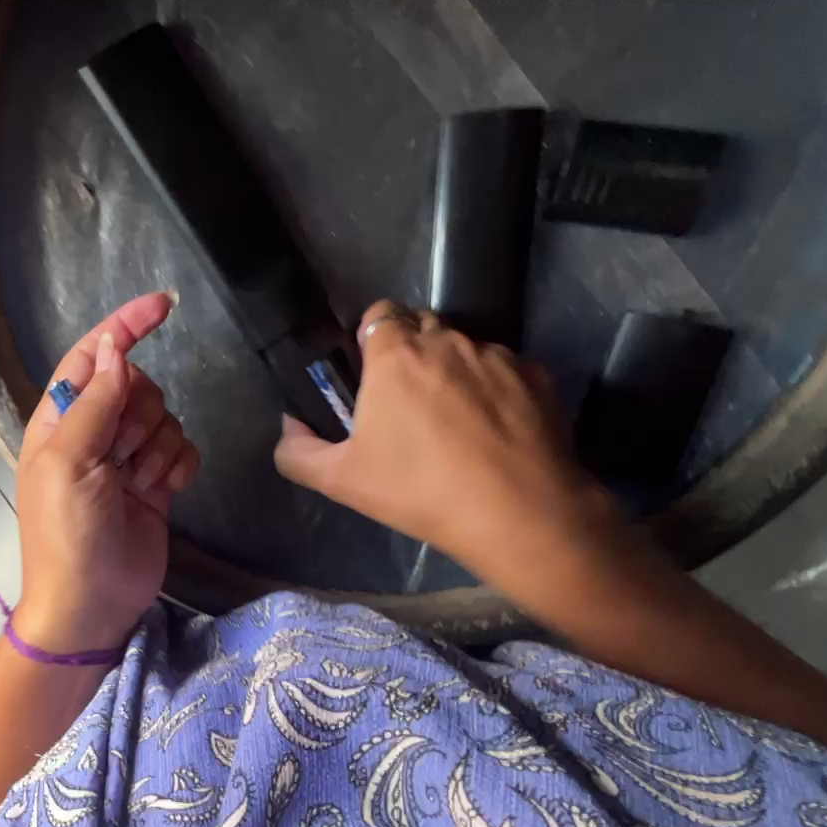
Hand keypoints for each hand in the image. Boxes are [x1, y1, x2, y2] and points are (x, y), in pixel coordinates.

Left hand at [12, 292, 201, 652]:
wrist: (92, 603)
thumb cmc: (67, 533)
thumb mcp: (70, 462)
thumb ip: (95, 402)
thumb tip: (112, 347)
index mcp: (60, 420)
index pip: (91, 356)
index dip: (123, 327)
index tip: (163, 305)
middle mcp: (92, 433)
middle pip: (135, 385)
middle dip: (139, 414)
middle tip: (121, 457)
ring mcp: (125, 459)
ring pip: (163, 417)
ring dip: (157, 448)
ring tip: (137, 485)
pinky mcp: (155, 484)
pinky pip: (181, 448)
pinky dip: (178, 465)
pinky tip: (165, 490)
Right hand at [273, 300, 614, 577]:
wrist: (517, 512)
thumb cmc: (417, 489)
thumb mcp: (339, 481)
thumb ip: (297, 452)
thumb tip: (289, 428)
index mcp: (395, 356)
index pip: (379, 315)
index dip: (372, 339)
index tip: (371, 375)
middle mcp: (448, 341)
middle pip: (424, 327)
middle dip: (412, 354)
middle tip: (406, 405)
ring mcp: (498, 356)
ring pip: (465, 350)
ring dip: (453, 373)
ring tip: (454, 424)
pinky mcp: (537, 375)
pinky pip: (505, 372)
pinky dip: (494, 392)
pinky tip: (492, 433)